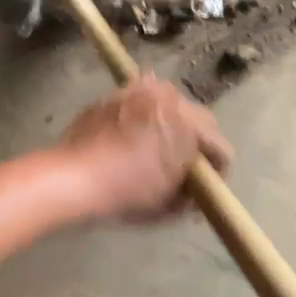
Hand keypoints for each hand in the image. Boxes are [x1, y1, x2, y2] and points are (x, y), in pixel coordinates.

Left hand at [57, 74, 232, 222]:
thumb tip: (194, 187)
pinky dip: (144, 105)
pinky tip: (138, 121)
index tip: (207, 184)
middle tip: (184, 161)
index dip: (218, 168)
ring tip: (160, 140)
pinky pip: (138, 93)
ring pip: (170, 99)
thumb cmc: (128, 192)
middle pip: (199, 118)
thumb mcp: (171, 205)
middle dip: (197, 138)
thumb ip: (192, 192)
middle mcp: (166, 100)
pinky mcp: (113, 93)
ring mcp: (137, 91)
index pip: (220, 146)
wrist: (74, 175)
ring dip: (173, 117)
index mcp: (188, 126)